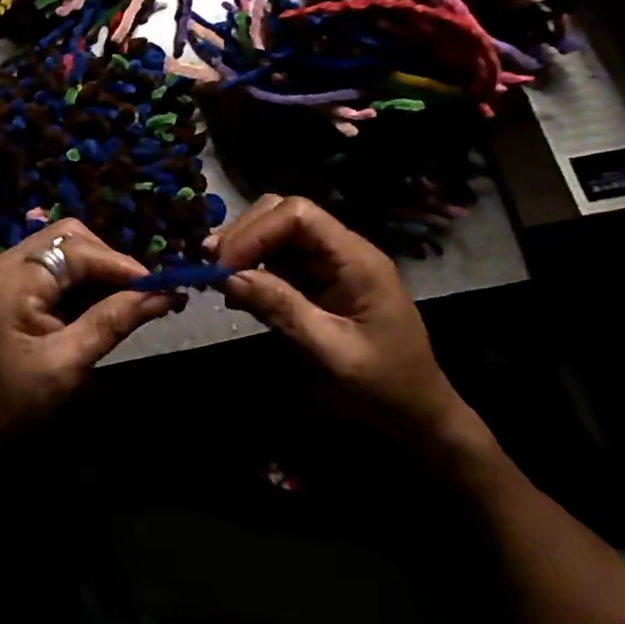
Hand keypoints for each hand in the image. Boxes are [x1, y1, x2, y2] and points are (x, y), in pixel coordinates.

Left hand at [0, 219, 176, 506]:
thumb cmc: (11, 403)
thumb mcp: (66, 365)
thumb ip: (112, 323)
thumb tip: (163, 295)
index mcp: (11, 280)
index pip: (76, 250)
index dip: (122, 264)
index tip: (161, 286)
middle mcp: (4, 264)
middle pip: (69, 239)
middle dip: (110, 262)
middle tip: (143, 293)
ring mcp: (3, 273)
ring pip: (63, 250)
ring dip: (99, 270)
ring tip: (132, 299)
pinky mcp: (7, 286)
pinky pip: (52, 269)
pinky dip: (81, 281)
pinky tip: (104, 304)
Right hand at [208, 195, 471, 447]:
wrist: (414, 410)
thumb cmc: (383, 384)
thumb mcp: (332, 353)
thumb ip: (283, 311)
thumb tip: (229, 278)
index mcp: (357, 260)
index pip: (299, 215)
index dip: (255, 232)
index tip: (223, 266)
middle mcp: (342, 251)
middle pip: (285, 213)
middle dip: (244, 233)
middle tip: (210, 264)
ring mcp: (329, 264)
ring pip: (276, 231)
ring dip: (242, 247)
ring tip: (214, 275)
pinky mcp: (316, 280)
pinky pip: (277, 259)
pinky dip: (250, 267)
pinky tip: (233, 289)